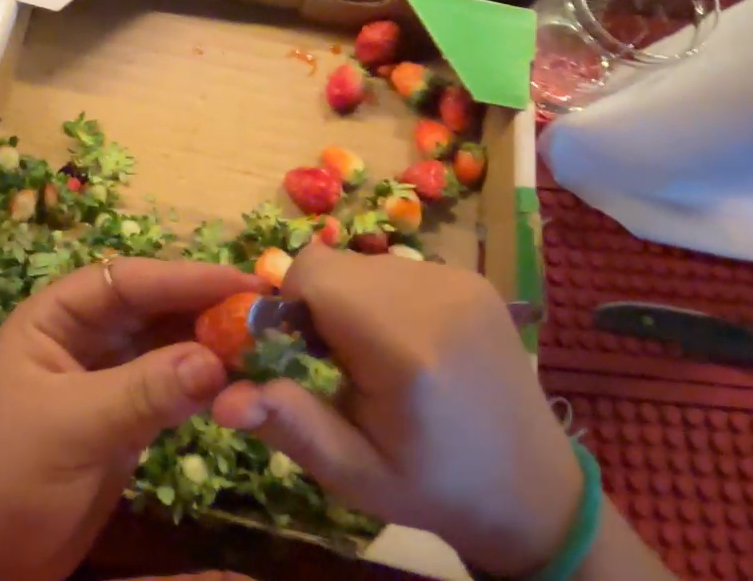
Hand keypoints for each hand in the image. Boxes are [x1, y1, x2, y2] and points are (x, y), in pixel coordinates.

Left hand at [0, 258, 267, 580]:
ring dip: (210, 341)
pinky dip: (205, 380)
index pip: (124, 280)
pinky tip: (240, 380)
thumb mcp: (75, 427)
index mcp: (53, 318)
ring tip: (264, 341)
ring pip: (166, 341)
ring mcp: (106, 374)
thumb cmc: (11, 477)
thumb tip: (216, 359)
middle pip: (152, 305)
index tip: (239, 280)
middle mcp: (82, 335)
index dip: (181, 276)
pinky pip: (172, 383)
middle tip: (264, 310)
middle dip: (203, 305)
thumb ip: (144, 391)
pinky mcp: (126, 413)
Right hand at [209, 244, 582, 576]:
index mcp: (404, 347)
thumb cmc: (432, 485)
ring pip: (363, 263)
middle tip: (333, 361)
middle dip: (318, 303)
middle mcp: (435, 295)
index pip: (313, 272)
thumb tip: (219, 397)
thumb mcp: (352, 473)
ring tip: (371, 354)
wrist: (533, 488)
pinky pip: (396, 267)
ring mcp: (460, 280)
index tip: (299, 352)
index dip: (289, 303)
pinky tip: (404, 343)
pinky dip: (381, 296)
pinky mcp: (473, 278)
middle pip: (335, 264)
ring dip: (349, 298)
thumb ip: (288, 424)